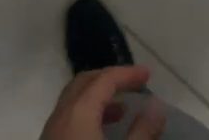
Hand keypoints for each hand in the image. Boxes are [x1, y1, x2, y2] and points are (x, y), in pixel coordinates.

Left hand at [40, 66, 165, 139]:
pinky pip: (68, 118)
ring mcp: (50, 133)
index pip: (104, 79)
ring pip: (73, 100)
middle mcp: (60, 116)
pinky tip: (103, 132)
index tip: (149, 75)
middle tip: (133, 84)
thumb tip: (158, 107)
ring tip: (123, 109)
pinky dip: (87, 113)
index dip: (127, 74)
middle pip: (84, 83)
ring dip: (98, 97)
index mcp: (78, 113)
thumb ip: (142, 132)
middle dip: (109, 79)